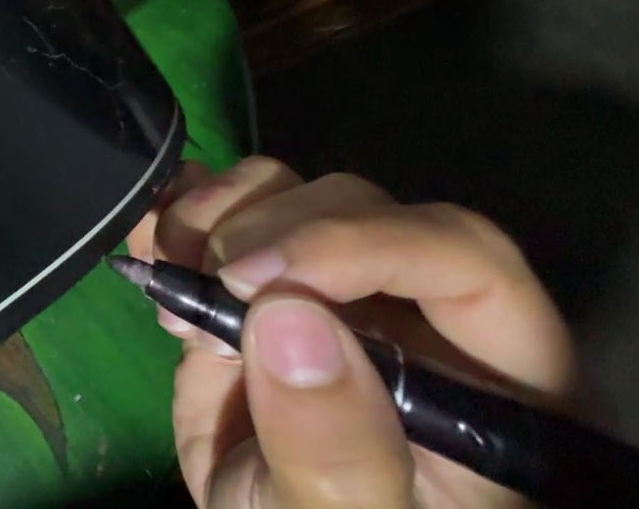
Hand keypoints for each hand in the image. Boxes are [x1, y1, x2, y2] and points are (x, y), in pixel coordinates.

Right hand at [126, 157, 577, 507]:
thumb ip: (336, 451)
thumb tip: (288, 316)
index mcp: (487, 376)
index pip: (461, 259)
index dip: (353, 243)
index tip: (248, 282)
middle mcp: (414, 307)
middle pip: (358, 207)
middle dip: (262, 237)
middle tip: (203, 299)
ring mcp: (327, 276)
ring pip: (285, 186)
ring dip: (210, 215)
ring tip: (174, 282)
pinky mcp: (256, 264)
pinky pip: (221, 194)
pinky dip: (176, 203)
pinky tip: (152, 248)